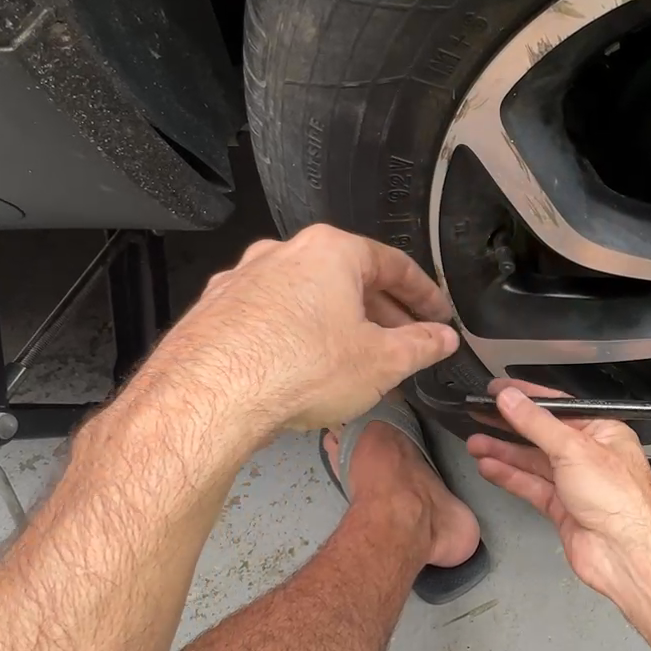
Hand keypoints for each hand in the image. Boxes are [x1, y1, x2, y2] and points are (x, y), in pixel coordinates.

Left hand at [141, 224, 458, 433]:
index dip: (426, 295)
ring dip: (344, 326)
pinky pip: (276, 319)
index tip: (440, 316)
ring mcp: (242, 282)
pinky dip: (304, 338)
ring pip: (311, 299)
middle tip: (408, 343)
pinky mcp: (216, 313)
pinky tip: (314, 372)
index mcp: (330, 251)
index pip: (394, 265)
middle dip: (384, 314)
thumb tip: (443, 338)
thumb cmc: (302, 368)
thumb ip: (422, 345)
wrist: (208, 399)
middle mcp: (282, 255)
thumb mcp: (385, 361)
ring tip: (364, 363)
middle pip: (350, 279)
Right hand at [465, 381, 650, 599]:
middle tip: (481, 415)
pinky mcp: (563, 508)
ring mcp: (576, 483)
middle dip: (510, 426)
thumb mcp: (574, 448)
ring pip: (534, 462)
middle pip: (543, 434)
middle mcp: (591, 456)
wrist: (624, 551)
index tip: (501, 391)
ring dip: (504, 451)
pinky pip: (531, 486)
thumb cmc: (621, 500)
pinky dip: (510, 476)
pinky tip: (490, 467)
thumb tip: (513, 399)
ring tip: (475, 442)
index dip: (528, 398)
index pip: (560, 408)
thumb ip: (537, 423)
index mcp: (604, 432)